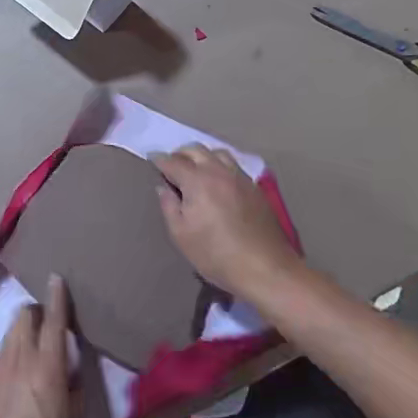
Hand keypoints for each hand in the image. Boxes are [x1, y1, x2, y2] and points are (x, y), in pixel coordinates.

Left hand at [0, 275, 80, 417]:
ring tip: (40, 338)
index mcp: (47, 370)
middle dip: (39, 308)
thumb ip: (76, 395)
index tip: (58, 277)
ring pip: (12, 330)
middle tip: (55, 317)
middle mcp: (20, 360)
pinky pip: (4, 350)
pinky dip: (16, 345)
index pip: (54, 321)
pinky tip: (24, 367)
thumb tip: (75, 373)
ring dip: (26, 326)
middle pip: (25, 315)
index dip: (58, 297)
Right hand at [152, 144, 299, 297]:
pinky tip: (219, 181)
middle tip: (172, 166)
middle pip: (195, 150)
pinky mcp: (255, 187)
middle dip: (180, 154)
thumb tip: (163, 187)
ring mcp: (240, 177)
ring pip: (218, 153)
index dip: (159, 160)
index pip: (172, 162)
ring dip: (202, 156)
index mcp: (197, 181)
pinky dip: (220, 165)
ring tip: (197, 170)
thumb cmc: (216, 255)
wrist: (265, 268)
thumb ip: (169, 206)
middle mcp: (218, 171)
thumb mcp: (181, 235)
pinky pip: (233, 165)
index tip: (152, 159)